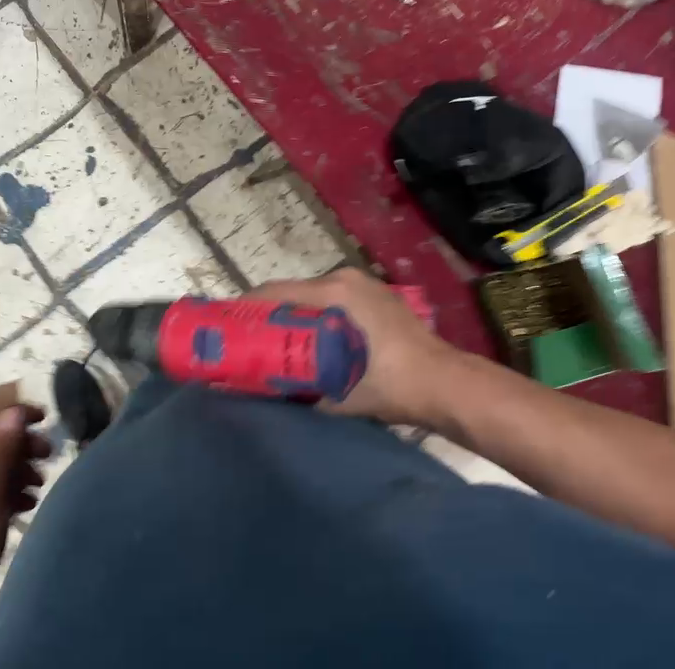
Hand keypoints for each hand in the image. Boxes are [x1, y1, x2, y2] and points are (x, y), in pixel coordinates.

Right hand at [249, 268, 461, 426]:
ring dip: (294, 315)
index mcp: (334, 293)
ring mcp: (364, 286)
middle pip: (293, 292)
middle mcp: (345, 280)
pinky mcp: (377, 298)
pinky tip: (310, 341)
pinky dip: (316, 316)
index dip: (247, 307)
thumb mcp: (341, 393)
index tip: (226, 324)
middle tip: (247, 339)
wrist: (448, 385)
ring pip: (314, 296)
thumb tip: (271, 394)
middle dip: (268, 313)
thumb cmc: (394, 384)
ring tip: (274, 342)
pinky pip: (334, 302)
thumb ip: (304, 391)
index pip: (276, 292)